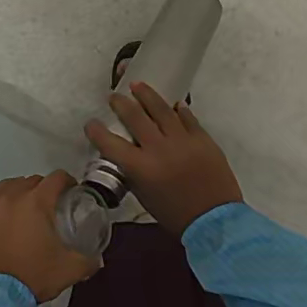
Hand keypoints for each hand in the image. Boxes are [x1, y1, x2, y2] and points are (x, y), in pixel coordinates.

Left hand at [0, 171, 99, 302]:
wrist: (4, 291)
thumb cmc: (37, 274)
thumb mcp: (71, 267)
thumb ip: (89, 260)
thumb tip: (98, 259)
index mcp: (38, 202)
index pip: (56, 178)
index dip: (68, 182)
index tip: (73, 192)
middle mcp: (16, 196)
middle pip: (36, 179)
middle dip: (49, 187)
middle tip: (57, 204)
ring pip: (16, 183)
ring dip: (28, 188)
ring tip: (36, 203)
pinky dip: (8, 192)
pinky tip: (14, 202)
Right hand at [85, 82, 242, 236]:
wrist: (215, 221)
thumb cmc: (175, 215)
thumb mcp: (144, 195)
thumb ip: (133, 172)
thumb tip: (125, 154)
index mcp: (141, 167)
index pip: (110, 143)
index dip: (97, 131)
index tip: (91, 123)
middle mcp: (159, 149)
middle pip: (135, 117)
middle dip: (121, 104)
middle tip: (115, 96)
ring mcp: (183, 141)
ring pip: (162, 109)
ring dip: (147, 95)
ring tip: (138, 85)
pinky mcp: (203, 139)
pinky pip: (188, 118)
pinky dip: (179, 110)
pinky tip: (173, 104)